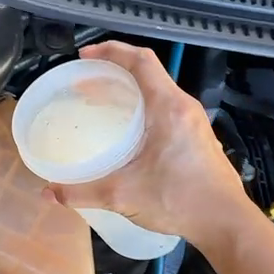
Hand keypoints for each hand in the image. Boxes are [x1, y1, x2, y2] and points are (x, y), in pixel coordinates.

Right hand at [52, 41, 260, 250]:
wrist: (225, 222)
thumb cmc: (178, 199)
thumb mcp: (121, 195)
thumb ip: (80, 192)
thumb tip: (49, 192)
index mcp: (168, 108)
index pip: (141, 61)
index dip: (111, 51)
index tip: (84, 56)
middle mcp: (183, 108)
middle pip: (147, 74)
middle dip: (112, 73)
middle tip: (83, 85)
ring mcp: (193, 123)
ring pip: (156, 93)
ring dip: (127, 92)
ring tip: (99, 105)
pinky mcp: (196, 139)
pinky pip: (164, 110)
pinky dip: (139, 109)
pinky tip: (123, 132)